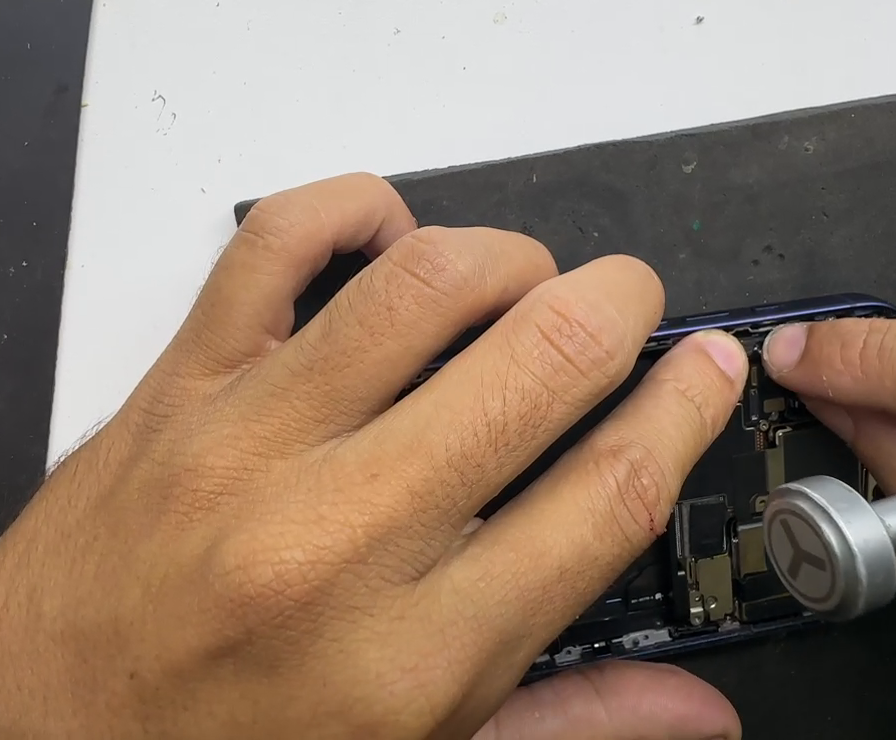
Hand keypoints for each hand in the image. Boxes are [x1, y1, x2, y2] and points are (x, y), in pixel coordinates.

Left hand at [0, 174, 747, 739]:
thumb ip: (568, 731)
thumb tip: (704, 711)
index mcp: (418, 650)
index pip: (603, 495)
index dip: (682, 411)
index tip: (710, 362)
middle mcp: (344, 528)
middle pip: (535, 364)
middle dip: (615, 305)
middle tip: (628, 298)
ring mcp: (254, 436)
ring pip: (423, 284)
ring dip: (505, 257)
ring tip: (521, 277)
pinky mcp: (185, 378)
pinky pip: (277, 242)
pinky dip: (353, 208)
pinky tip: (387, 237)